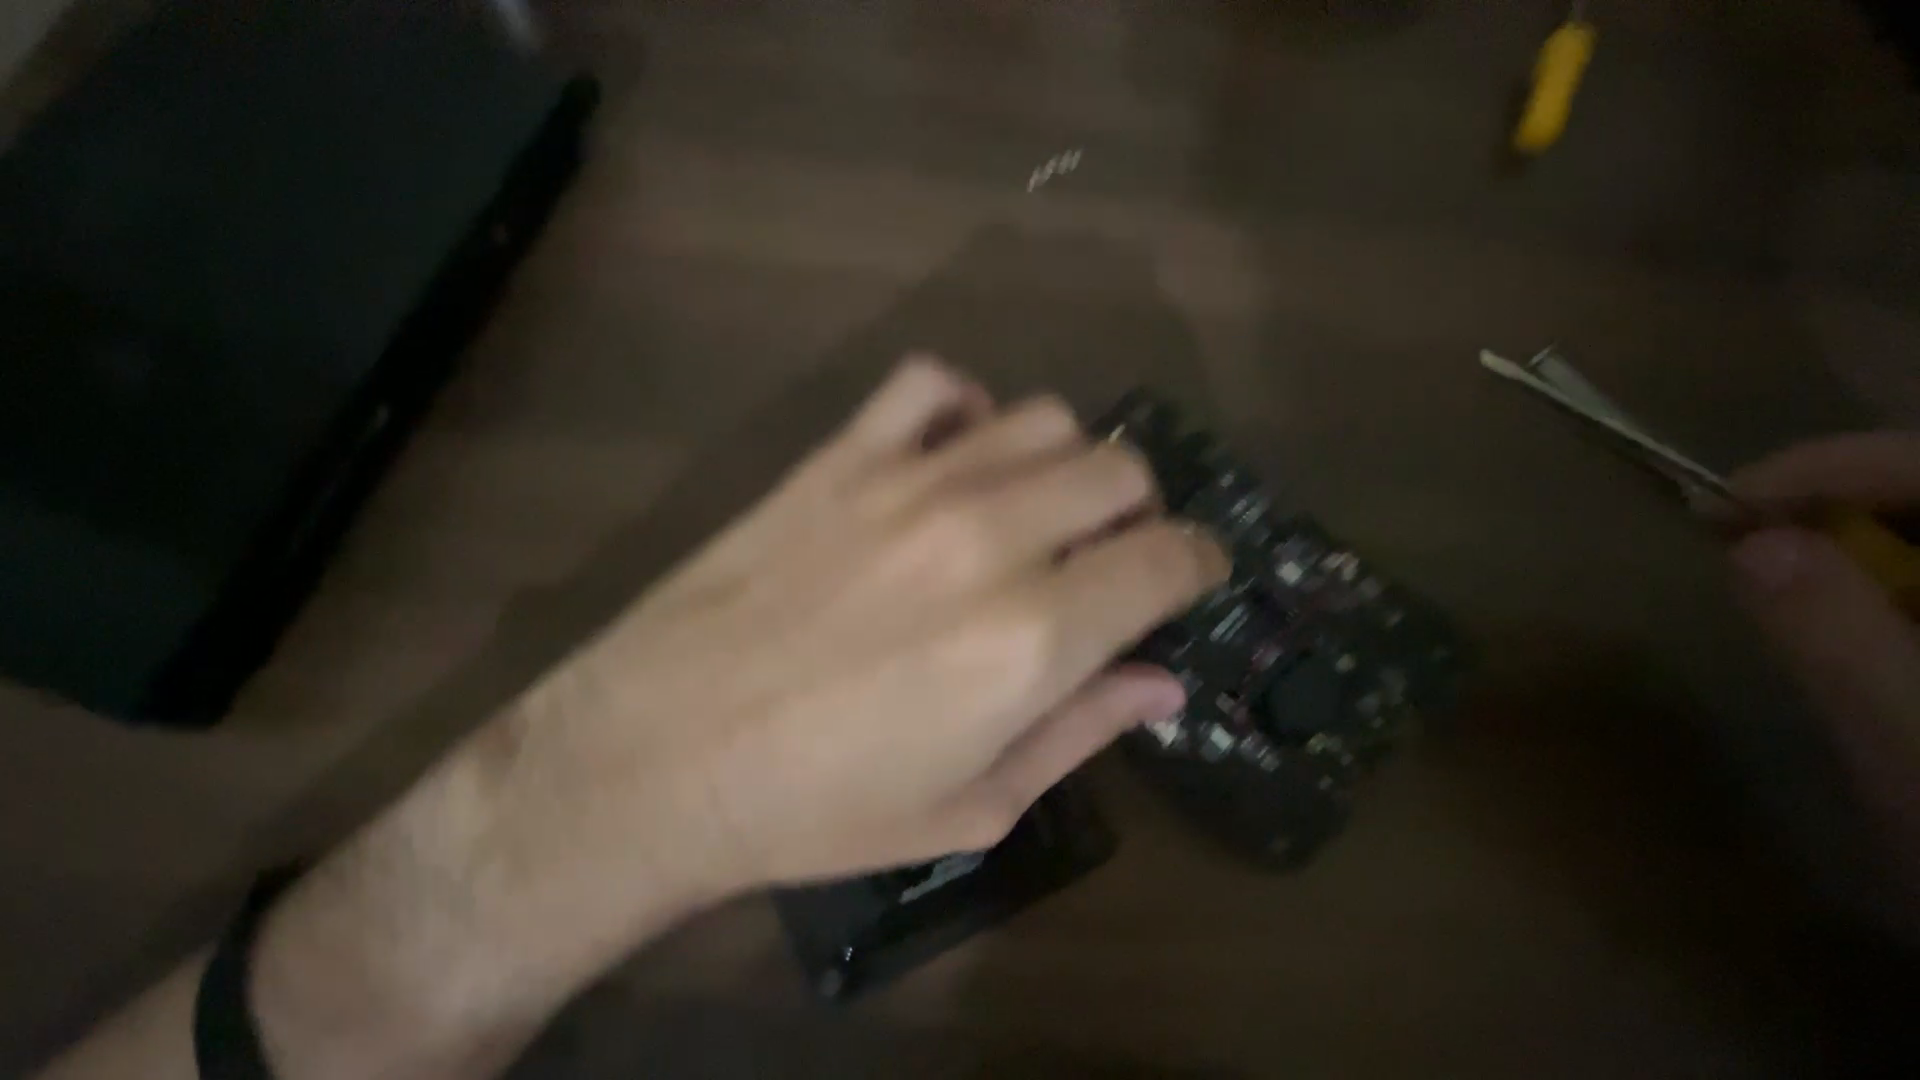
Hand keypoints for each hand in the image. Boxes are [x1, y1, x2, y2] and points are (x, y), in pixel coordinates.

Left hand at [481, 356, 1228, 906]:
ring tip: (1035, 511)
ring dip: (1064, 463)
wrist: (658, 758)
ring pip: (1044, 419)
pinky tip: (954, 458)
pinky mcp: (842, 457)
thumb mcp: (973, 804)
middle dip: (1138, 512)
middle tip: (1107, 556)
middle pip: (1119, 471)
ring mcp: (913, 482)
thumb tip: (1163, 683)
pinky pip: (931, 384)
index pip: (1169, 557)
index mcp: (1035, 636)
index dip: (1199, 563)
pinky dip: (964, 408)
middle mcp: (991, 538)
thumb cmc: (822, 809)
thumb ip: (1080, 729)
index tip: (1190, 578)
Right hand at [1727, 432, 1919, 893]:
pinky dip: (1895, 578)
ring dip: (1861, 534)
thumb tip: (1749, 543)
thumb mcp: (1914, 752)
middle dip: (1839, 496)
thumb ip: (1839, 640)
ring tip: (1781, 570)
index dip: (1832, 466)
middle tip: (1737, 536)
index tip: (1721, 507)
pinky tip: (1854, 615)